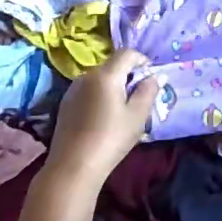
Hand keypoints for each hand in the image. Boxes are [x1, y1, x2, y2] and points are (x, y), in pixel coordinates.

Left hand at [44, 50, 160, 191]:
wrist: (73, 167)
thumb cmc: (110, 139)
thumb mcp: (137, 116)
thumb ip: (149, 91)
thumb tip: (156, 76)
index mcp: (106, 75)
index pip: (127, 53)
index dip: (142, 60)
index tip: (151, 78)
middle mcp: (87, 76)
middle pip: (112, 65)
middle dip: (129, 75)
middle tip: (140, 97)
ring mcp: (73, 89)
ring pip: (100, 78)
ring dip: (114, 86)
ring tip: (122, 109)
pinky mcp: (65, 104)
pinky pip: (88, 90)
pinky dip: (100, 95)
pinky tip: (103, 118)